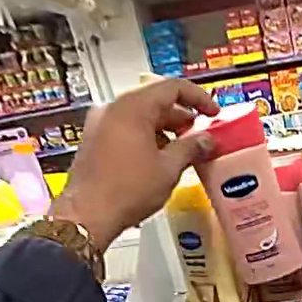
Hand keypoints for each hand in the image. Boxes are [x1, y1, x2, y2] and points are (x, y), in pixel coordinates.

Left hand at [49, 79, 219, 243]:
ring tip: (183, 151)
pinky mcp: (94, 140)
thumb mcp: (169, 168)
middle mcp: (113, 109)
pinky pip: (126, 128)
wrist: (88, 214)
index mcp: (133, 107)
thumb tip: (206, 140)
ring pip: (140, 115)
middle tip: (200, 135)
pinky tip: (160, 159)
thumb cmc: (128, 190)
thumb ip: (191, 148)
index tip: (213, 113)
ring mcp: (100, 123)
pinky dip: (147, 136)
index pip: (172, 87)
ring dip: (165, 129)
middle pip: (155, 100)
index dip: (198, 98)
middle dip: (182, 116)